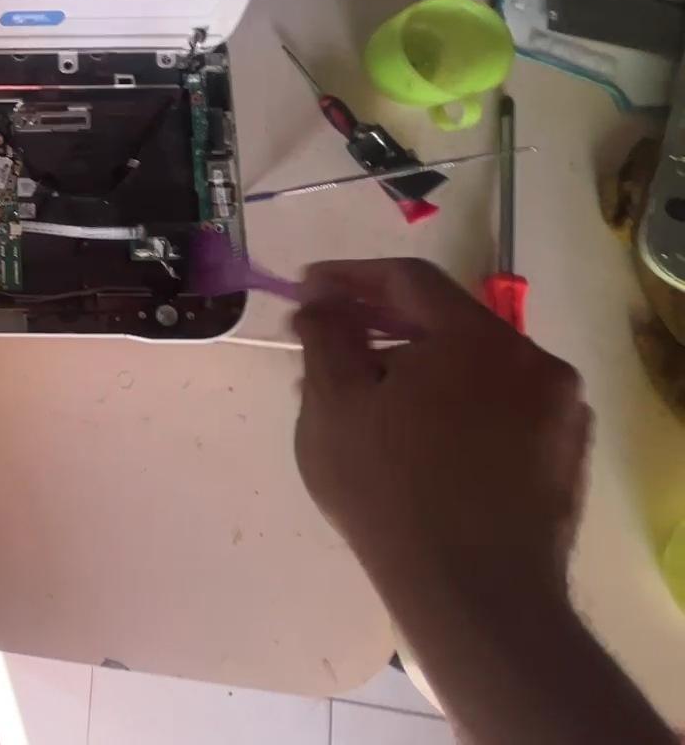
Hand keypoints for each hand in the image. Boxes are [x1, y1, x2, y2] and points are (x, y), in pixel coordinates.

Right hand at [291, 259, 591, 604]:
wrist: (472, 588)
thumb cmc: (386, 481)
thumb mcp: (332, 398)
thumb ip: (326, 334)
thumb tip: (322, 301)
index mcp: (478, 341)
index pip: (408, 279)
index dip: (348, 275)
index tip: (303, 288)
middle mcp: (533, 364)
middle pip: (442, 318)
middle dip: (372, 321)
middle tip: (318, 340)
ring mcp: (557, 412)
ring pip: (466, 362)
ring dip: (404, 361)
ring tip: (351, 395)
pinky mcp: (560, 453)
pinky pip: (490, 399)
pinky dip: (440, 395)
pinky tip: (400, 428)